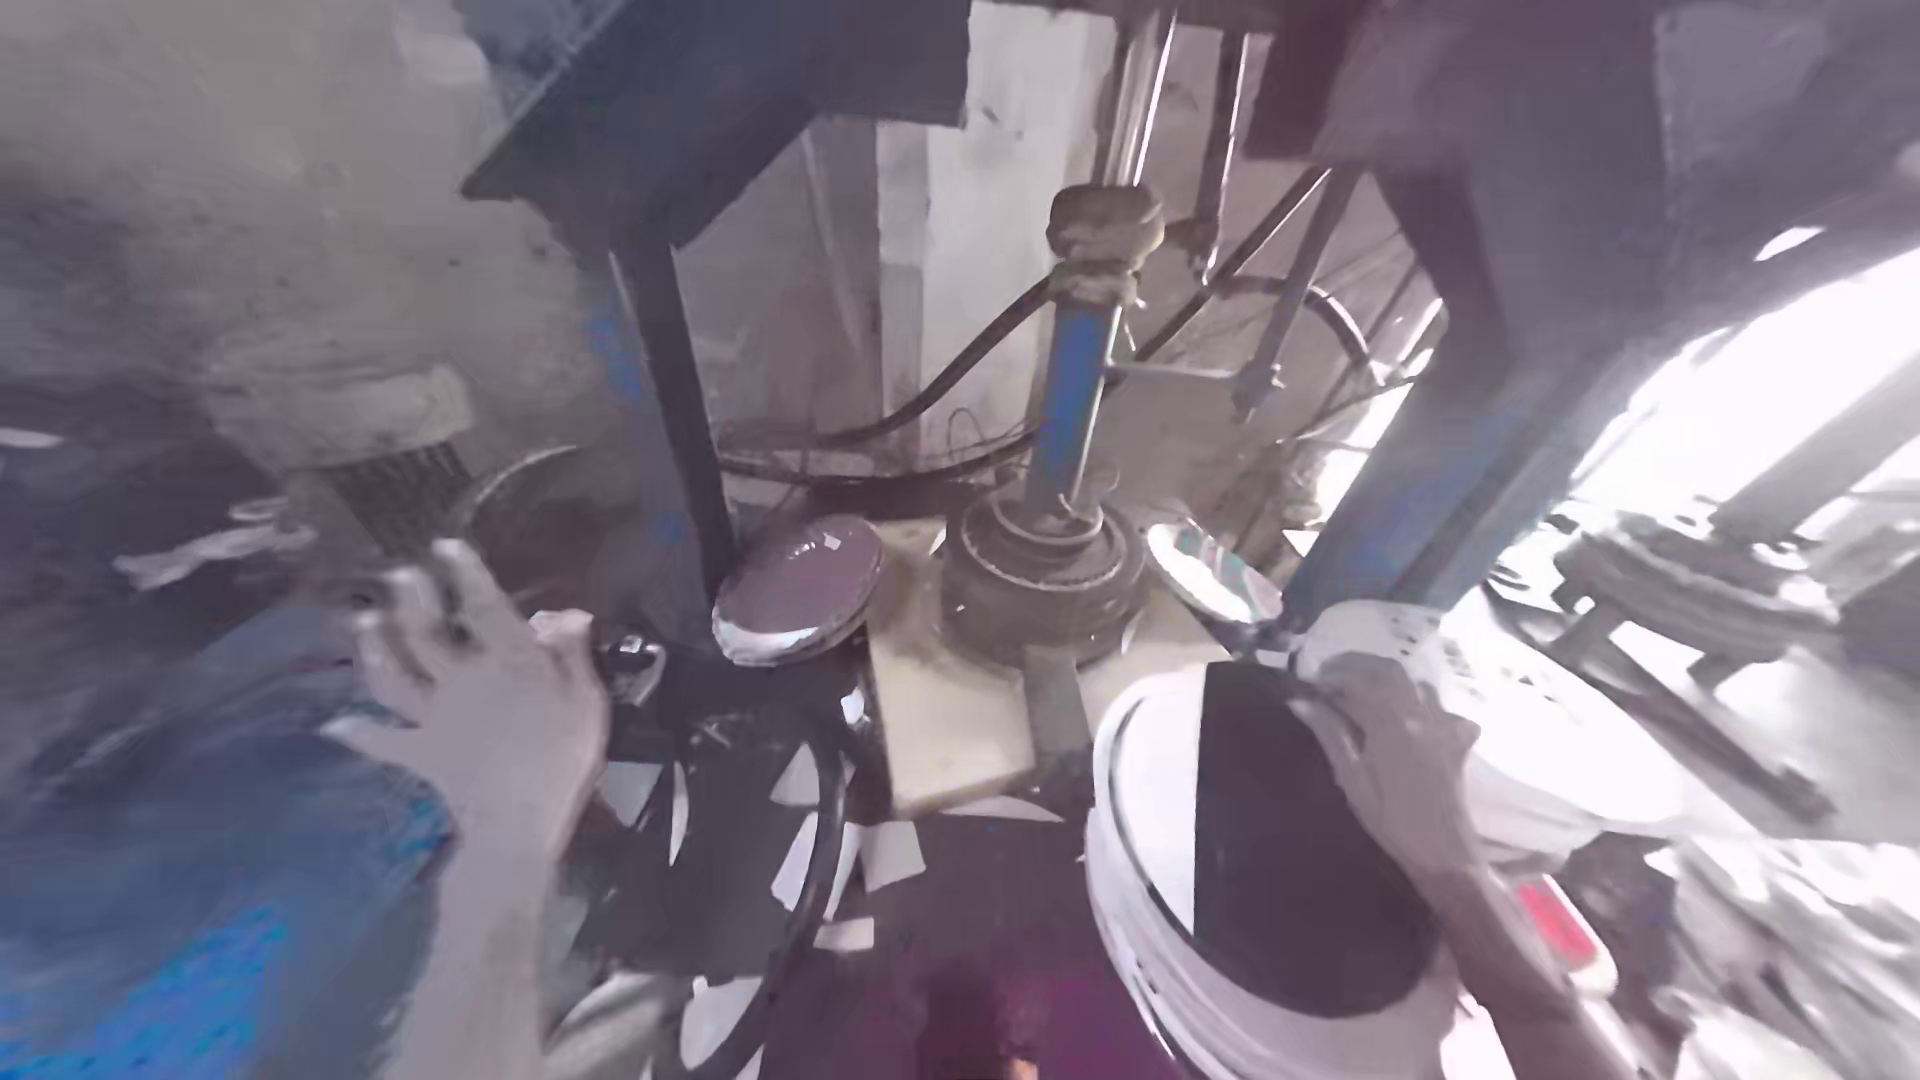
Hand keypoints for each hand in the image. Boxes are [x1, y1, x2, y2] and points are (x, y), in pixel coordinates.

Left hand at [333, 539, 608, 860]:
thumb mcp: (588, 700)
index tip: (447, 545)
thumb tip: (568, 613)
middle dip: (411, 600)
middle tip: (398, 573)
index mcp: (510, 665)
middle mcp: (464, 681)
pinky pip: (382, 739)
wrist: (521, 823)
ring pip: (394, 675)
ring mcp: (434, 717)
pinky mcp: (419, 751)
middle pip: (427, 634)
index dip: (466, 576)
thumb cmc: (565, 754)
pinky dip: (357, 731)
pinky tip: (335, 723)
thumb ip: (573, 656)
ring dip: (375, 646)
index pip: (485, 610)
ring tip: (362, 619)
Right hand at [1290, 652, 1482, 876]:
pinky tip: (1403, 714)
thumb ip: (1328, 732)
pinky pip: (1437, 705)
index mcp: (1391, 723)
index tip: (1308, 683)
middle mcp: (1420, 715)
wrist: (1445, 855)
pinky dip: (1415, 699)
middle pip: (1387, 670)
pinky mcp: (1456, 740)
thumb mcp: (1350, 776)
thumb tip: (1300, 700)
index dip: (1329, 677)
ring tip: (1359, 688)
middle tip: (1328, 676)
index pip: (1356, 681)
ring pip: (1412, 681)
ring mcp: (1443, 725)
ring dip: (1383, 677)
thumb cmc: (1389, 818)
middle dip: (1354, 665)